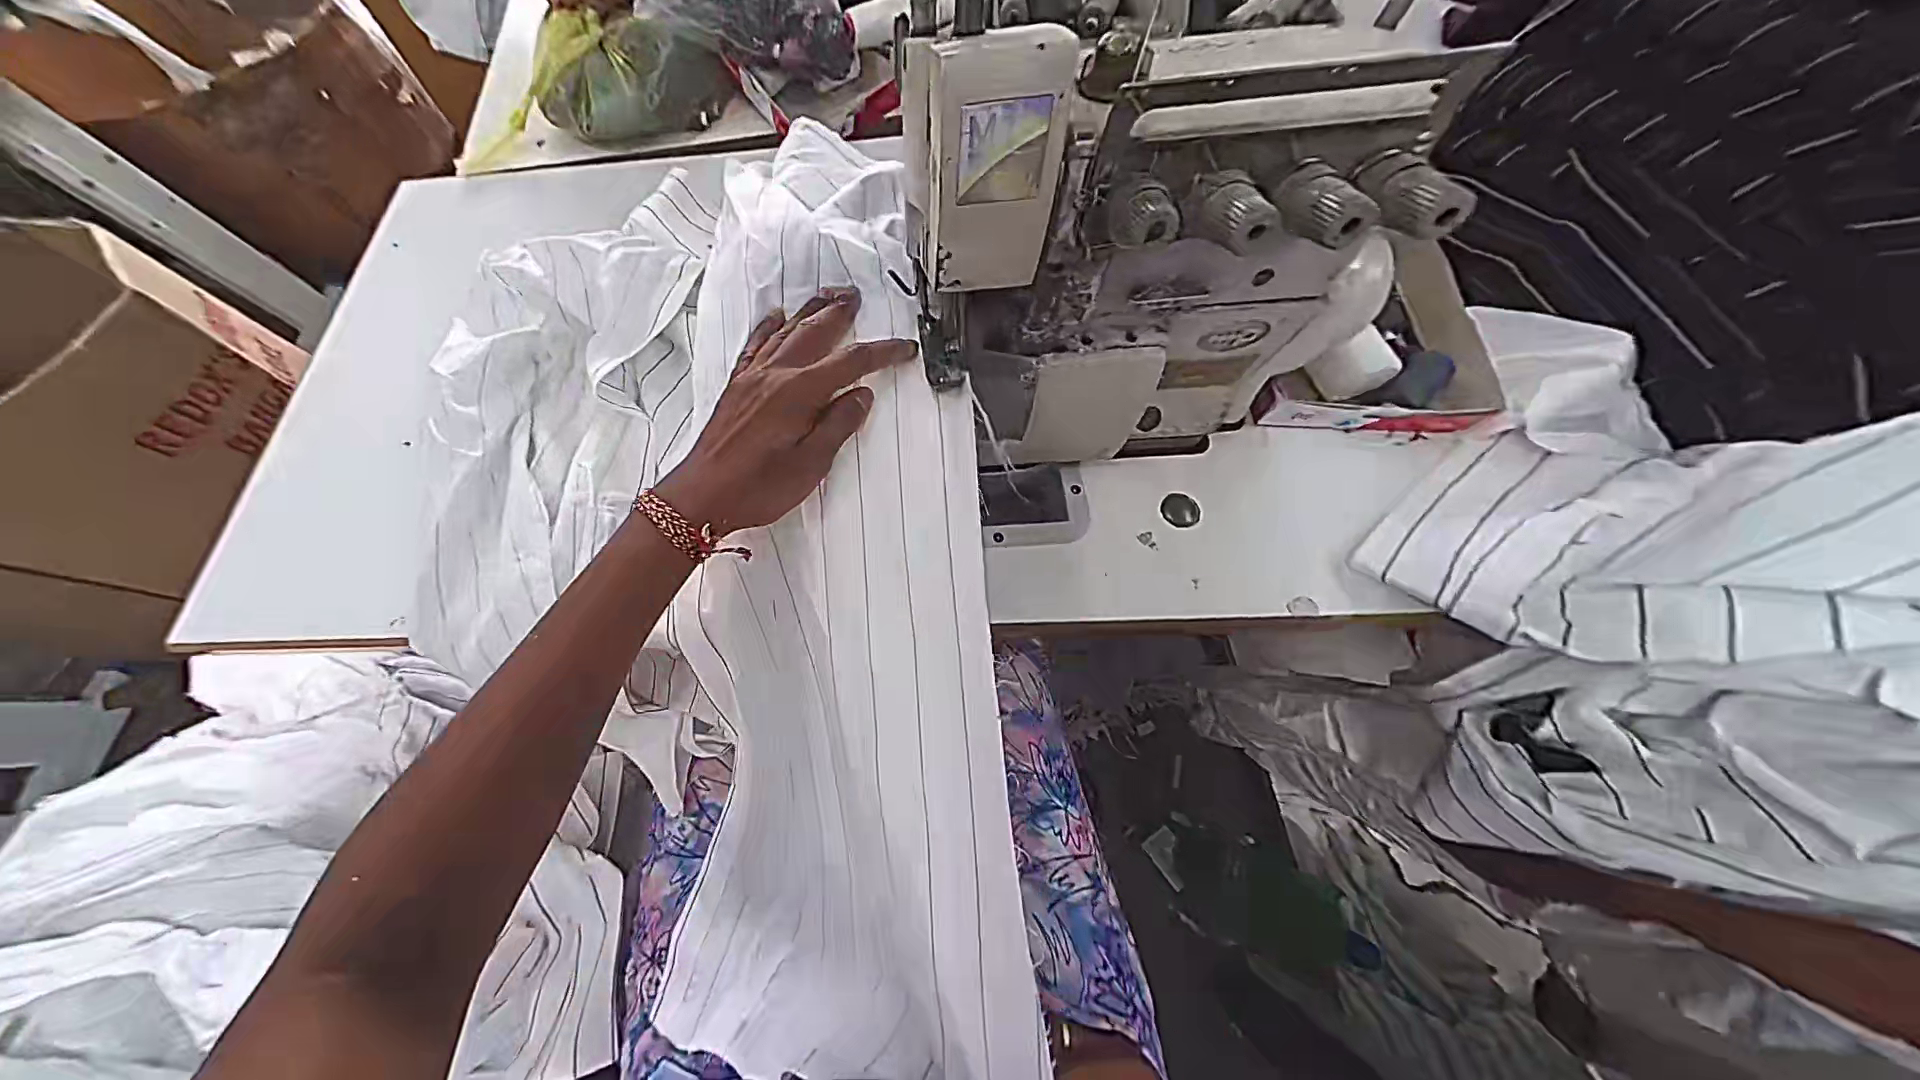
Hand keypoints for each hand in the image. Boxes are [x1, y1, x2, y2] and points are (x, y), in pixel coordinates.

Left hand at [654, 287, 916, 533]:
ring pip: (786, 332)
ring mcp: (752, 379)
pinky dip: (769, 327)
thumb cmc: (756, 487)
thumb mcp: (812, 464)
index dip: (882, 352)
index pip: (851, 362)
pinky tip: (775, 318)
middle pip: (815, 333)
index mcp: (798, 394)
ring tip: (827, 298)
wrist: (703, 496)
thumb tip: (861, 397)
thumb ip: (839, 425)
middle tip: (857, 298)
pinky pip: (755, 345)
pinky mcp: (736, 388)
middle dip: (840, 314)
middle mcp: (774, 377)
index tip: (901, 349)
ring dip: (810, 312)